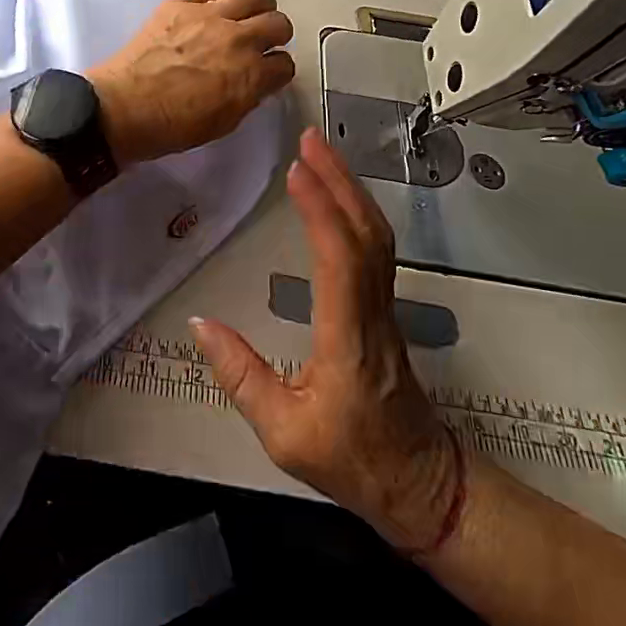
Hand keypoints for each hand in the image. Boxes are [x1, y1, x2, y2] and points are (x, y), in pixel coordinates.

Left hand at [88, 0, 292, 163]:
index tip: (267, 72)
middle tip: (261, 41)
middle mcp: (238, 40)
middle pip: (277, 23)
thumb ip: (245, 97)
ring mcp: (209, 17)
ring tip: (243, 15)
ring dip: (255, 6)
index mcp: (252, 76)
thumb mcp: (222, 123)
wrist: (123, 109)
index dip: (276, 69)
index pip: (284, 64)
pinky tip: (207, 1)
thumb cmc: (171, 127)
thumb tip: (252, 84)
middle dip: (274, 35)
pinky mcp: (178, 4)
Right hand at [189, 127, 459, 550]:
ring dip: (350, 191)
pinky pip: (373, 249)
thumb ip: (241, 377)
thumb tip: (200, 324)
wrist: (425, 486)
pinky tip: (335, 198)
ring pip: (376, 238)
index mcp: (348, 339)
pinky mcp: (382, 310)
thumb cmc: (353, 460)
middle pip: (367, 235)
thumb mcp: (283, 432)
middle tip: (310, 139)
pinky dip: (355, 212)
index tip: (297, 171)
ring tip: (319, 155)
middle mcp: (373, 313)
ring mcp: (384, 309)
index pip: (340, 263)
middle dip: (339, 181)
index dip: (321, 213)